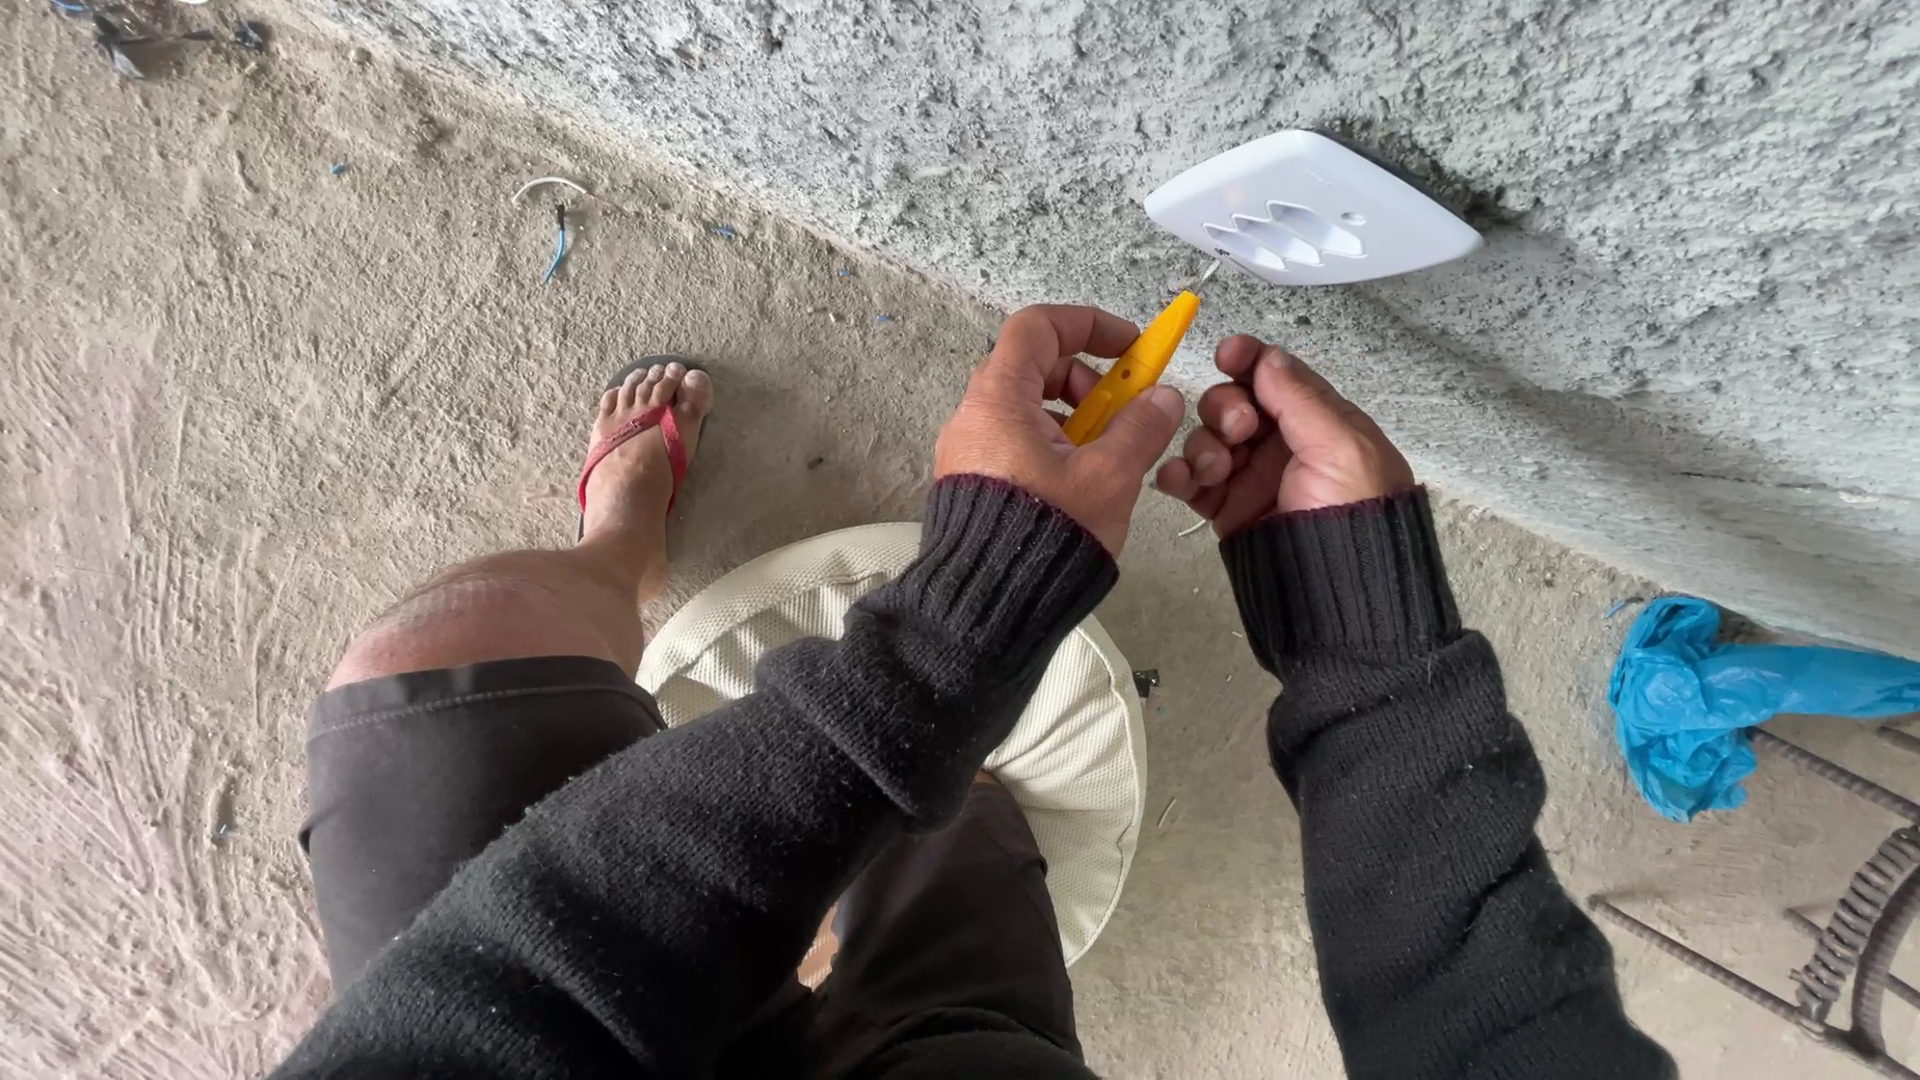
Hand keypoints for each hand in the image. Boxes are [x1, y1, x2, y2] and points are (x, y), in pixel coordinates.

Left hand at [935, 305, 1184, 554]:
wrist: (988, 603)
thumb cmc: (1048, 533)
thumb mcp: (1108, 478)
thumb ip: (1141, 429)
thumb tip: (1162, 399)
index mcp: (999, 400)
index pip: (1037, 327)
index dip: (1087, 324)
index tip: (1129, 346)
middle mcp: (973, 417)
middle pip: (1032, 367)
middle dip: (1086, 379)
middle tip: (1120, 411)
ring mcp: (967, 451)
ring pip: (1025, 409)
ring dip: (1073, 417)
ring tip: (1105, 455)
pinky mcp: (970, 481)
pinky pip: (1013, 443)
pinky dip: (1050, 445)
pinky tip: (1078, 482)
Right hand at [1155, 335, 1414, 535]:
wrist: (1334, 591)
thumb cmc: (1352, 512)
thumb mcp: (1342, 448)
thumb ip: (1301, 400)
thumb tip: (1269, 356)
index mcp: (1316, 423)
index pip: (1277, 379)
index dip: (1250, 360)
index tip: (1228, 354)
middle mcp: (1279, 445)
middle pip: (1232, 405)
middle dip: (1225, 409)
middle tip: (1236, 430)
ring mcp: (1248, 477)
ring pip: (1206, 440)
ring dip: (1201, 446)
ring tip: (1214, 470)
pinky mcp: (1223, 508)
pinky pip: (1190, 481)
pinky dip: (1176, 475)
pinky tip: (1175, 479)